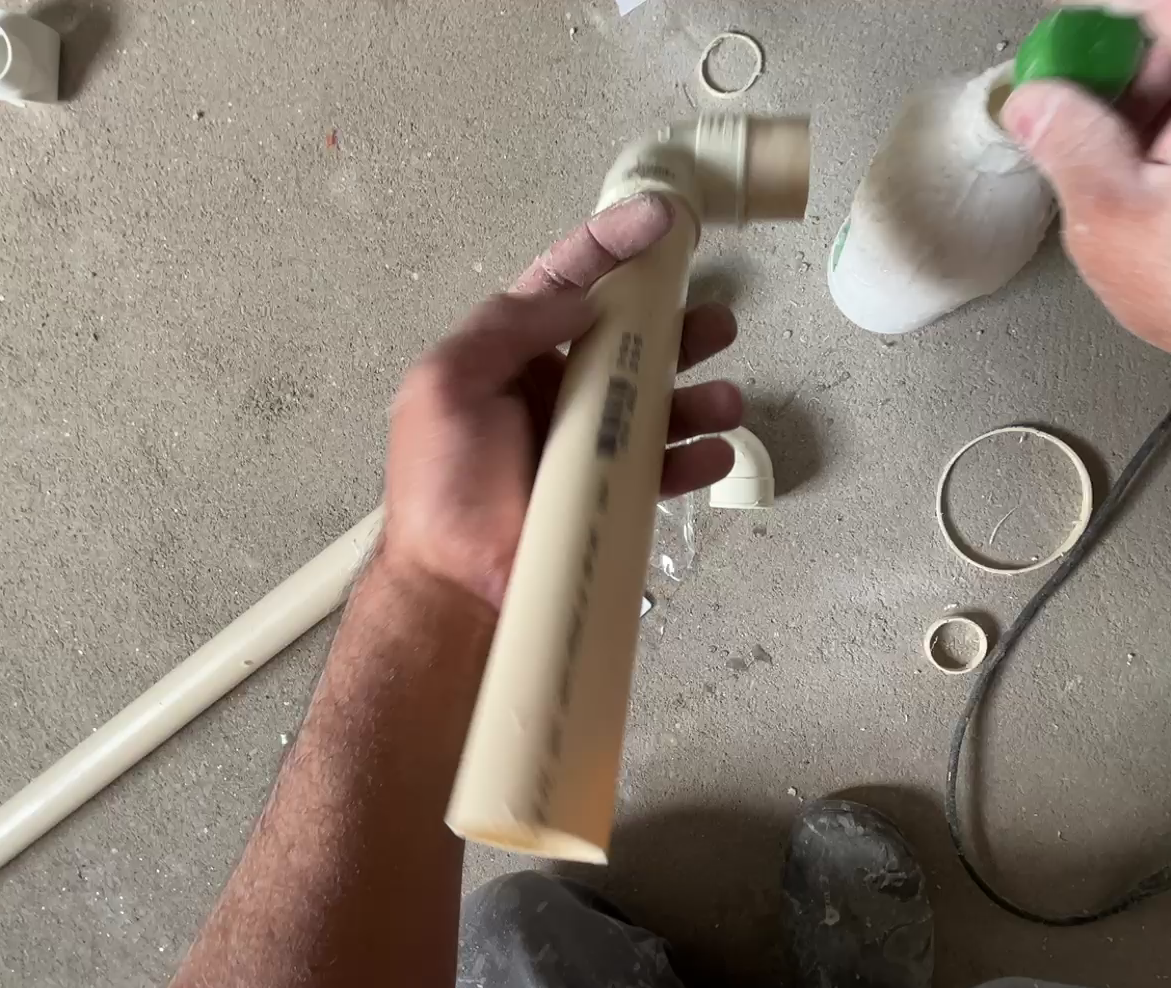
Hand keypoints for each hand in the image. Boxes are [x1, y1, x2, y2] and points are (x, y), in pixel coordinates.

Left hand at [382, 194, 743, 608]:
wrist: (456, 584)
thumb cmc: (444, 482)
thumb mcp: (447, 386)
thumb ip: (504, 329)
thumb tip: (579, 303)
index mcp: (514, 355)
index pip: (567, 283)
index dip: (612, 245)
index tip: (663, 220)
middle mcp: (558, 390)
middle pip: (630, 343)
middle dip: (675, 327)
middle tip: (716, 323)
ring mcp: (590, 443)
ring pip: (658, 404)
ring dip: (700, 395)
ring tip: (726, 400)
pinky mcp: (612, 491)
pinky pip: (665, 467)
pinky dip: (697, 458)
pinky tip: (715, 453)